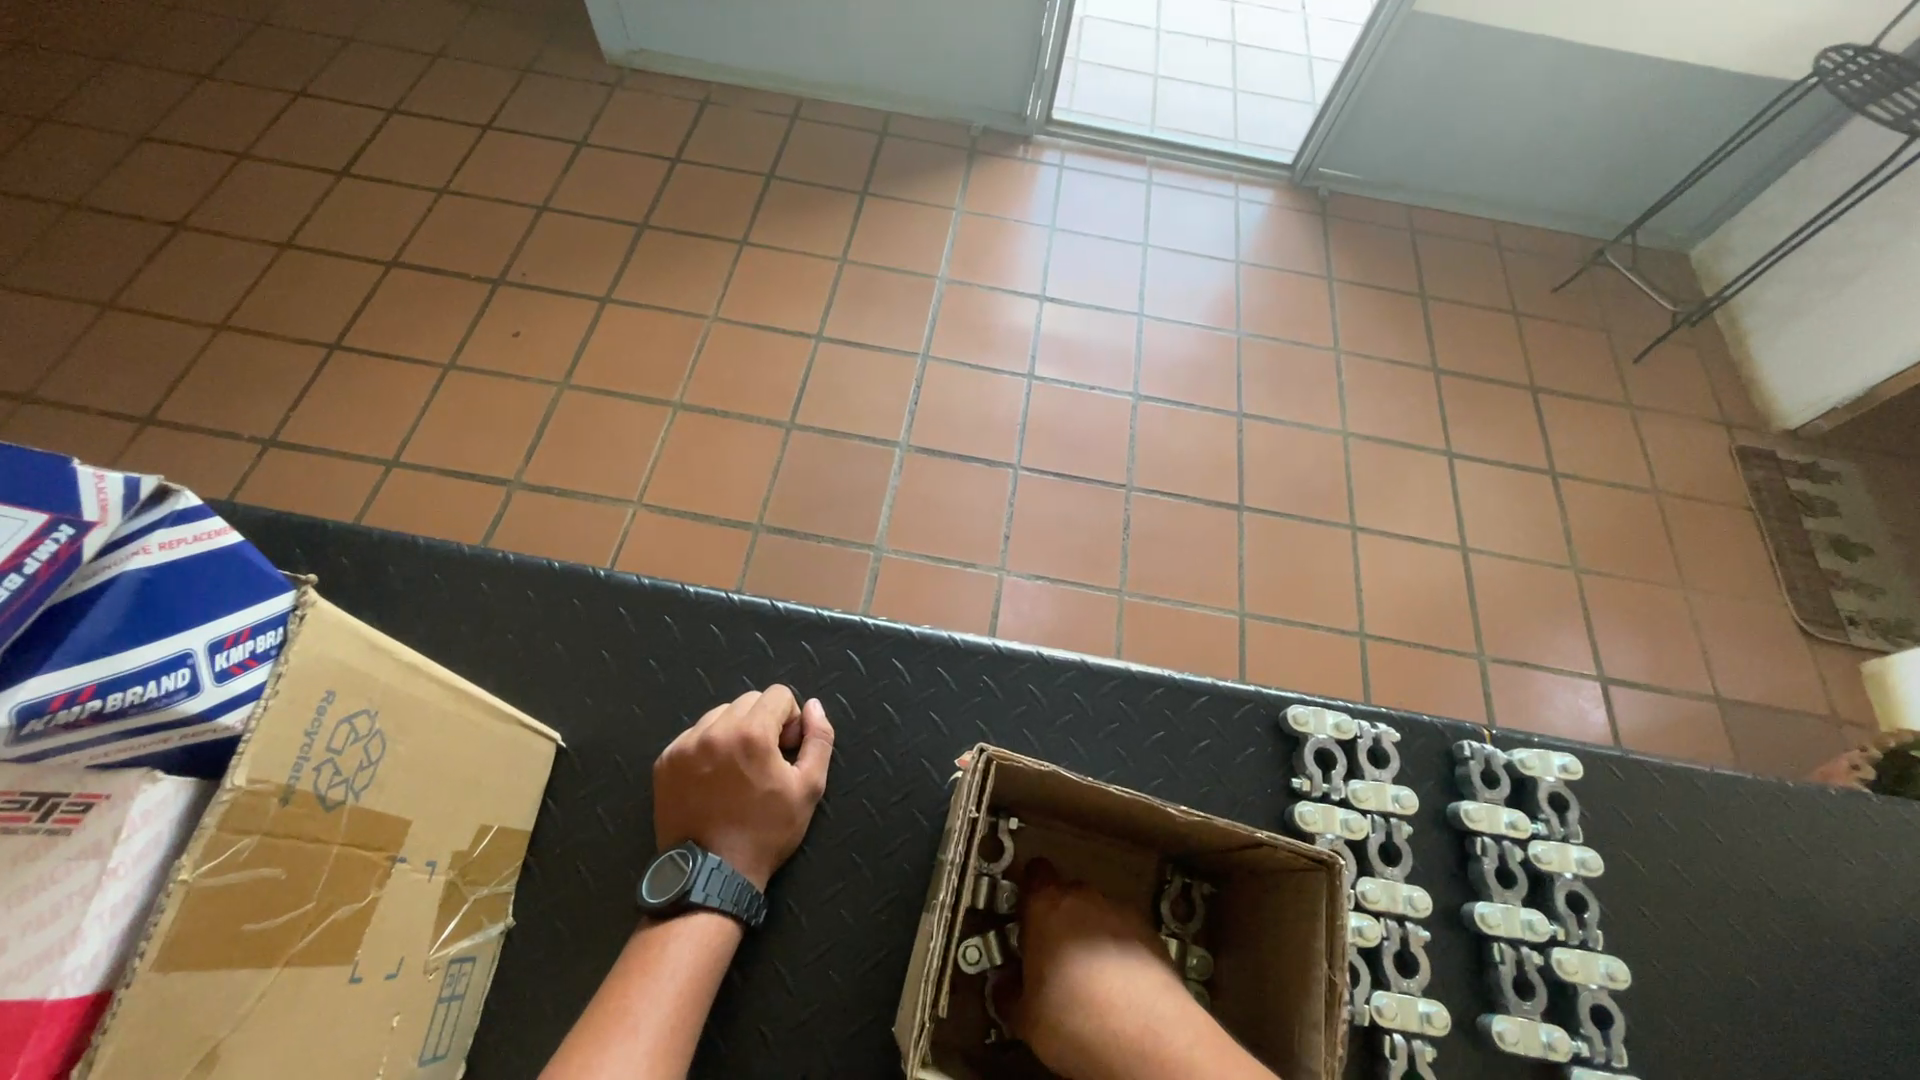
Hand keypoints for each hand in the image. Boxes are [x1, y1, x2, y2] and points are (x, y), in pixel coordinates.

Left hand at [652, 686, 833, 889]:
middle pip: (748, 701)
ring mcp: (684, 745)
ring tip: (738, 771)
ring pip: (719, 716)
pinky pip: (694, 736)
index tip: (787, 751)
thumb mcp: (809, 788)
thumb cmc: (766, 832)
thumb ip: (819, 739)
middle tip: (765, 762)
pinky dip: (708, 748)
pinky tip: (714, 780)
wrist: (712, 873)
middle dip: (764, 722)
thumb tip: (814, 706)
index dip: (791, 720)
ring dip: (734, 732)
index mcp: (751, 733)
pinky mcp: (664, 762)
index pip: (778, 695)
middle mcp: (713, 730)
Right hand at [1004, 859, 1197, 1078]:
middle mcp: (1085, 898)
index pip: (1034, 873)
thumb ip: (1010, 993)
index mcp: (1046, 906)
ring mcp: (1123, 913)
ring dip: (1092, 935)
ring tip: (1091, 979)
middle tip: (1053, 959)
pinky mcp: (1153, 934)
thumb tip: (1005, 987)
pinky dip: (1120, 951)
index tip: (1025, 919)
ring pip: (1099, 914)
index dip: (1028, 892)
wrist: (1148, 1037)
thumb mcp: (1025, 1017)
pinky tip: (1119, 987)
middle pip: (1067, 894)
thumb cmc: (1074, 1019)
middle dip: (1060, 919)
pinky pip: (1126, 934)